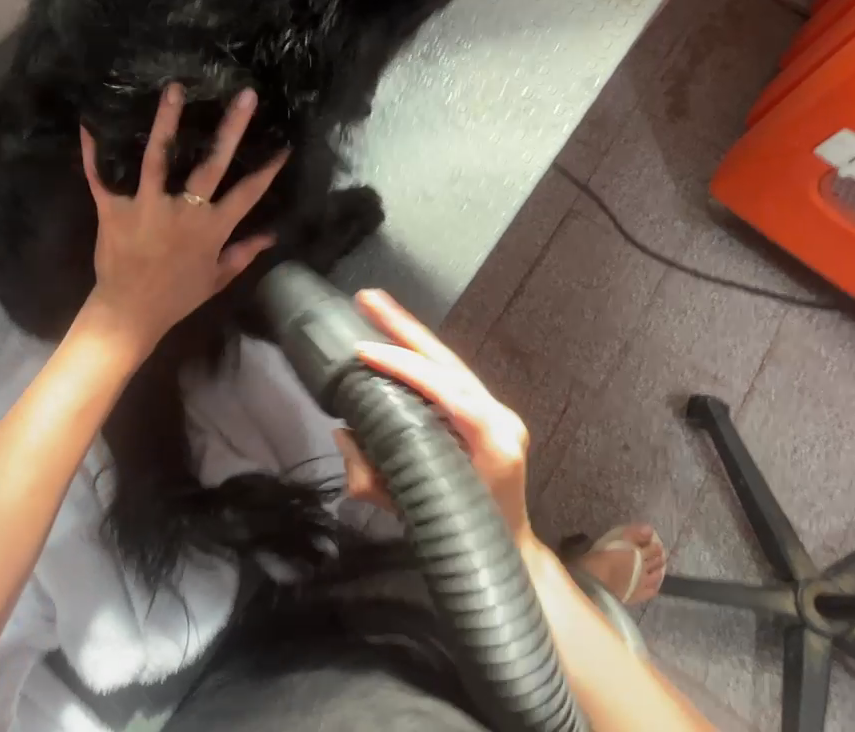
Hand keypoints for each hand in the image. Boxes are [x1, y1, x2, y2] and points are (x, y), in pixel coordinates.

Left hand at [78, 83, 286, 350]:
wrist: (130, 313)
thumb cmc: (176, 297)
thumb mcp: (216, 278)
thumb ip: (243, 253)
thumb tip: (271, 236)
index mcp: (212, 228)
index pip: (248, 193)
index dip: (268, 169)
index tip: (284, 143)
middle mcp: (183, 211)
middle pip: (212, 164)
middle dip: (231, 128)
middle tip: (245, 95)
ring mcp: (147, 206)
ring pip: (158, 157)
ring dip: (167, 122)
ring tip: (174, 89)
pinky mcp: (114, 209)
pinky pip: (101, 177)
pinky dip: (93, 152)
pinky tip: (89, 123)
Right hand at [333, 289, 533, 545]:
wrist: (509, 555)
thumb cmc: (464, 539)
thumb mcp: (411, 512)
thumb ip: (373, 477)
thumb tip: (345, 434)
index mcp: (493, 443)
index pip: (447, 391)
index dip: (404, 367)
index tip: (364, 352)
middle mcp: (501, 419)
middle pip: (449, 362)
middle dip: (405, 328)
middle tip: (368, 299)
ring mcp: (498, 413)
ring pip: (449, 363)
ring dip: (409, 334)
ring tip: (376, 307)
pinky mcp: (488, 413)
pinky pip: (449, 377)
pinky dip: (419, 355)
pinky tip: (395, 340)